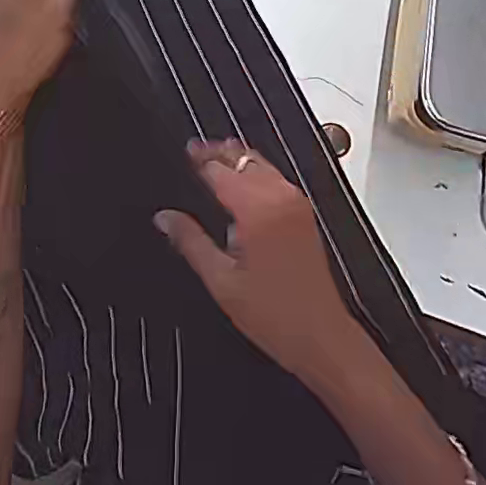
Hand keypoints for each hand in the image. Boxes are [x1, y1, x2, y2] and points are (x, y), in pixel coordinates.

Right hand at [155, 140, 367, 384]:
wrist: (320, 334)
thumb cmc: (275, 315)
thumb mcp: (221, 280)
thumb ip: (190, 242)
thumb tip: (165, 218)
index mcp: (258, 210)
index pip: (221, 171)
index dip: (200, 160)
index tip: (184, 152)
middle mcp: (281, 198)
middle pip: (244, 159)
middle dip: (219, 153)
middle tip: (195, 150)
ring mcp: (297, 203)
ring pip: (262, 165)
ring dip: (238, 160)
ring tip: (214, 162)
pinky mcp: (304, 213)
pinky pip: (276, 179)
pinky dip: (256, 173)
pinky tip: (241, 186)